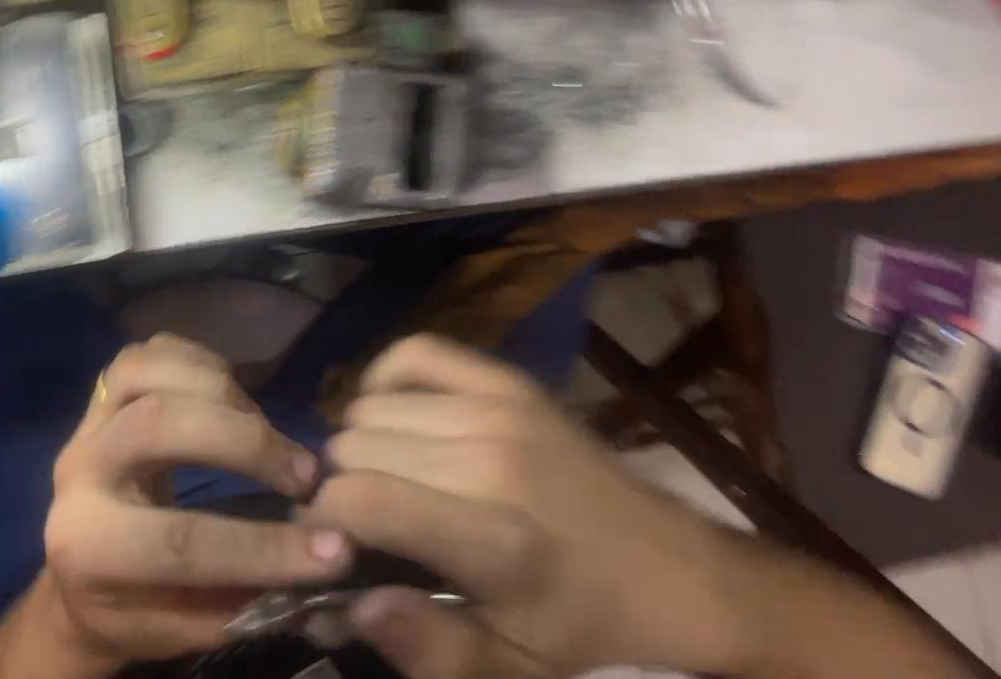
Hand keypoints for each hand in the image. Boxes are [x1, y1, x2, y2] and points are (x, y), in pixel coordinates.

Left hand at [40, 334, 352, 667]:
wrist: (80, 569)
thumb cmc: (135, 607)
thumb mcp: (183, 629)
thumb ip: (242, 602)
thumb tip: (320, 565)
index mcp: (88, 546)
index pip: (179, 542)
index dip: (262, 547)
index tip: (336, 549)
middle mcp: (78, 472)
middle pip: (158, 424)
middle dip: (245, 442)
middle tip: (305, 474)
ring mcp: (87, 423)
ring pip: (143, 371)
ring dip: (221, 391)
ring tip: (264, 427)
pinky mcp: (102, 393)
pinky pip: (147, 351)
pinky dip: (199, 362)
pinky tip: (233, 394)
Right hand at [307, 335, 746, 678]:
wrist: (674, 570)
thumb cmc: (584, 625)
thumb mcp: (514, 666)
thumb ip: (428, 647)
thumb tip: (349, 603)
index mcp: (492, 539)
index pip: (360, 498)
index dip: (326, 522)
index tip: (337, 547)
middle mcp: (488, 458)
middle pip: (355, 447)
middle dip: (345, 486)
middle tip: (369, 521)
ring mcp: (500, 408)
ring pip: (372, 406)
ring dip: (364, 443)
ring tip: (390, 476)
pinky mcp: (510, 382)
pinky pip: (416, 353)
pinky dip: (389, 380)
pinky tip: (396, 415)